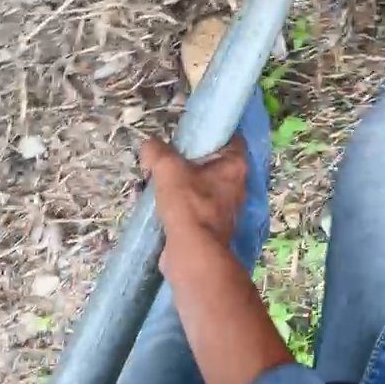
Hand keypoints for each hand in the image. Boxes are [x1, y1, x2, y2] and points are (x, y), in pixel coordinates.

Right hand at [141, 135, 246, 254]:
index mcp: (235, 164)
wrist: (192, 254)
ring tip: (155, 178)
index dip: (209, 130)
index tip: (188, 129)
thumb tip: (149, 145)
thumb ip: (157, 152)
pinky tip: (156, 201)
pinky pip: (192, 203)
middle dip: (186, 158)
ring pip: (199, 183)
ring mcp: (224, 204)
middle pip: (210, 160)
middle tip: (164, 156)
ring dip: (178, 181)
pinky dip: (177, 201)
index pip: (228, 136)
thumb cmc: (189, 205)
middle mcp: (235, 182)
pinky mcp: (209, 223)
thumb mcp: (169, 169)